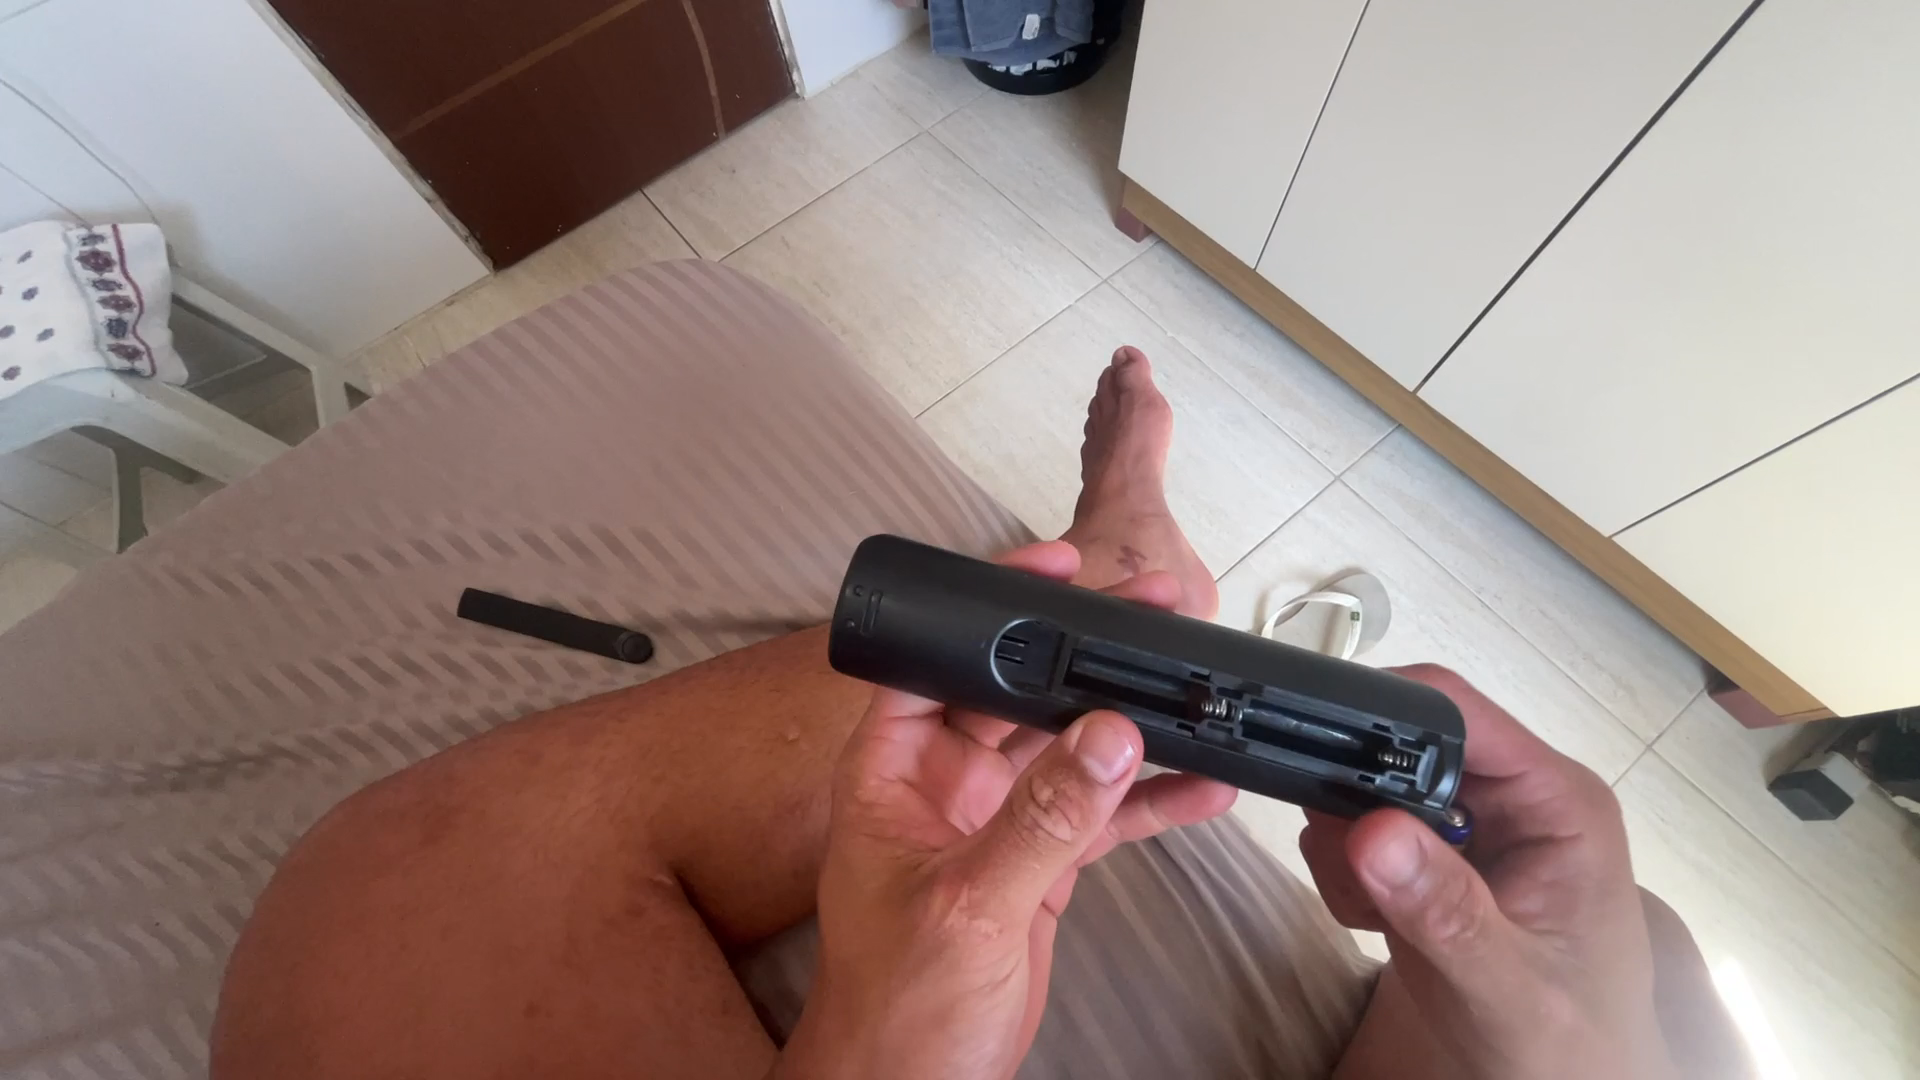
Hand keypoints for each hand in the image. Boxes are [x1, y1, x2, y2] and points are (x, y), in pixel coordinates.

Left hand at [773, 541, 1236, 1079]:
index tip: (1050, 572)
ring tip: (1187, 683)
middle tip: (1143, 614)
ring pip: (1067, 743)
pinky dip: (1148, 797)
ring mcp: (999, 811)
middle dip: (1078, 653)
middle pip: (1017, 689)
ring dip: (1123, 716)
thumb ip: (1042, 819)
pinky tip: (1201, 783)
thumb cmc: (896, 1002)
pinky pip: (1100, 809)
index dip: (988, 609)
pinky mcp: (1041, 852)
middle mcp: (947, 775)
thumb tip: (1107, 736)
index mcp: (897, 765)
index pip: (937, 658)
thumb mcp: (968, 903)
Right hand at [1303, 666, 1677, 1079]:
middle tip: (1352, 866)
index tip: (1312, 752)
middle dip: (1350, 800)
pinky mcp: (1420, 844)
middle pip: (1386, 738)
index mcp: (1547, 796)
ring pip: (1352, 782)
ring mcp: (1455, 816)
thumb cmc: (1566, 1045)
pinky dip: (1340, 870)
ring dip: (1342, 845)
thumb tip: (1371, 828)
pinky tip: (1379, 918)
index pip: (1450, 707)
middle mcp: (1499, 789)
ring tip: (1378, 911)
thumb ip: (1446, 912)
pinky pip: (1344, 826)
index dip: (1378, 711)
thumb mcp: (1511, 990)